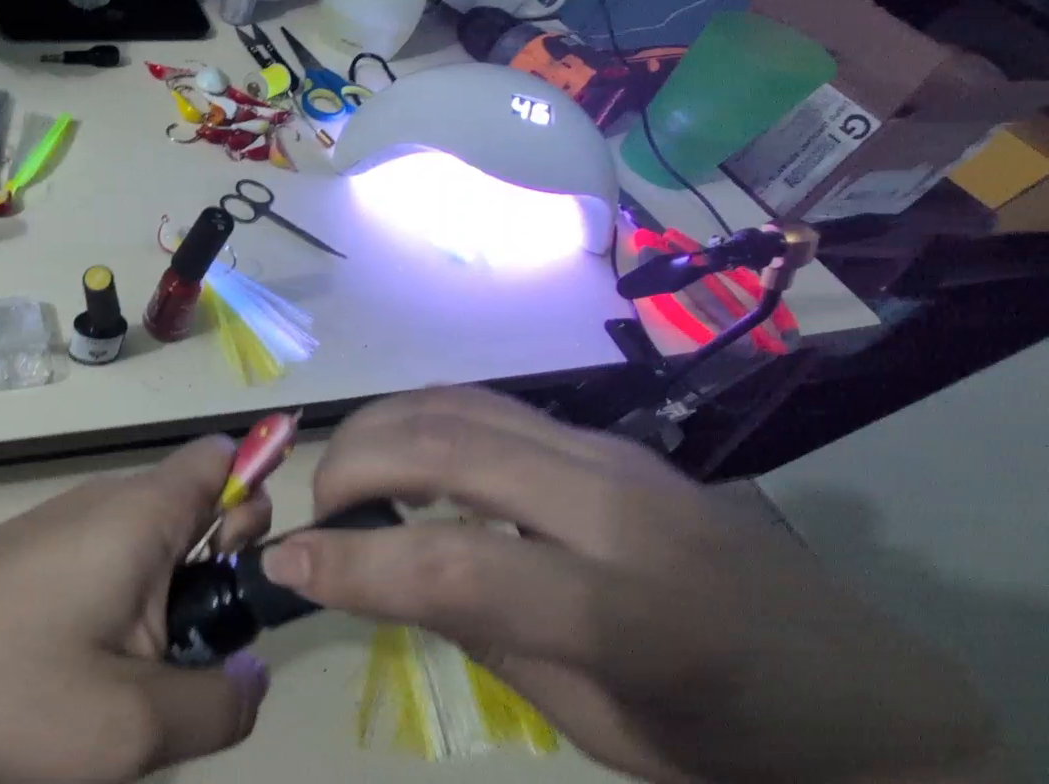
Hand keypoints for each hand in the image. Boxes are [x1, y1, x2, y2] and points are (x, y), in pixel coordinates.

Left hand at [0, 436, 273, 783]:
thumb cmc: (8, 693)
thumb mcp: (137, 727)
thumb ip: (222, 703)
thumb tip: (251, 676)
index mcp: (139, 512)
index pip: (223, 458)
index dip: (253, 504)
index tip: (239, 578)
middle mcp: (100, 501)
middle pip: (190, 511)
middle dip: (209, 581)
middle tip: (178, 665)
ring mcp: (54, 526)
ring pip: (145, 552)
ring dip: (159, 613)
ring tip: (123, 689)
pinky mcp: (22, 555)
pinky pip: (99, 570)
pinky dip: (113, 616)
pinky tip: (74, 679)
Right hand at [258, 387, 1011, 783]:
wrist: (862, 689)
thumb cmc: (725, 739)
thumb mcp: (596, 723)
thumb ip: (482, 632)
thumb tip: (375, 571)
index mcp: (632, 615)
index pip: (459, 567)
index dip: (353, 562)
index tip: (282, 563)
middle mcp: (619, 510)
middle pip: (446, 446)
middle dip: (352, 464)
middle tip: (318, 512)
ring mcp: (615, 456)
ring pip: (459, 405)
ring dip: (380, 428)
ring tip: (348, 478)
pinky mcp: (609, 437)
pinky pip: (489, 405)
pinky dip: (421, 419)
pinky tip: (404, 454)